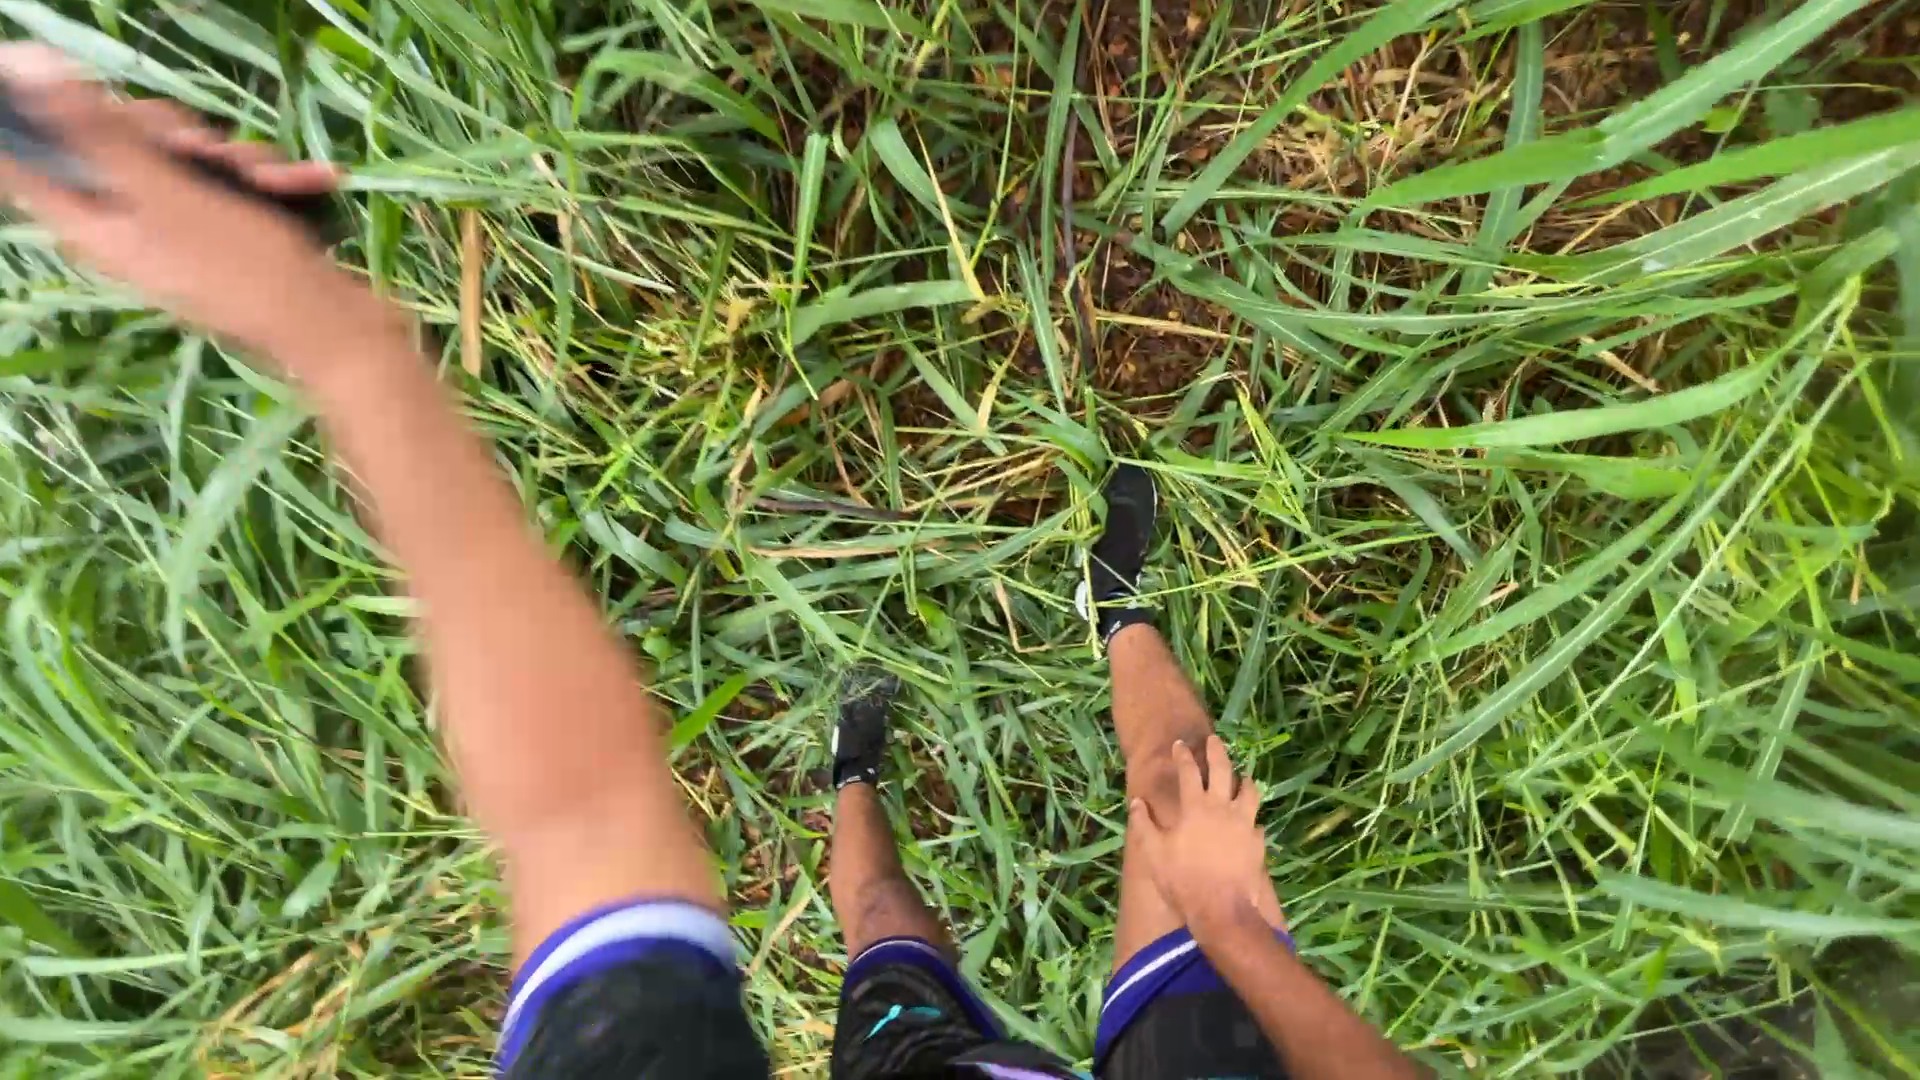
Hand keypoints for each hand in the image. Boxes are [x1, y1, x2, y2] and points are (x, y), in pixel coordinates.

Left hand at [0, 46, 383, 365]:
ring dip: (240, 159)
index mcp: (96, 224)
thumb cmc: (255, 275)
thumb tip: (26, 64)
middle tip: (206, 147)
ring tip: (273, 175)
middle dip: (173, 136)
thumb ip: (98, 134)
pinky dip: (278, 183)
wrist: (341, 333)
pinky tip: (310, 181)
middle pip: (122, 149)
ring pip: (196, 167)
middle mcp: (137, 228)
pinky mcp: (246, 240)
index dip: (56, 115)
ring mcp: (195, 235)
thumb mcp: (173, 199)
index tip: (99, 103)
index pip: (34, 153)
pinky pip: (247, 193)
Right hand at [1129, 736, 1284, 932]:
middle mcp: (1222, 808)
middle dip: (1217, 752)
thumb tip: (1137, 802)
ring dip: (1243, 780)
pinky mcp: (1258, 842)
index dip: (1183, 755)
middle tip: (1214, 740)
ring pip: (1249, 791)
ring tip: (1242, 775)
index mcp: (1196, 807)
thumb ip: (1144, 824)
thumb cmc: (1183, 880)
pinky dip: (1252, 816)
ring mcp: (1244, 824)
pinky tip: (1250, 820)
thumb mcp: (1153, 852)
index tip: (1179, 745)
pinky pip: (1257, 821)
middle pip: (1222, 770)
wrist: (1223, 912)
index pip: (1189, 771)